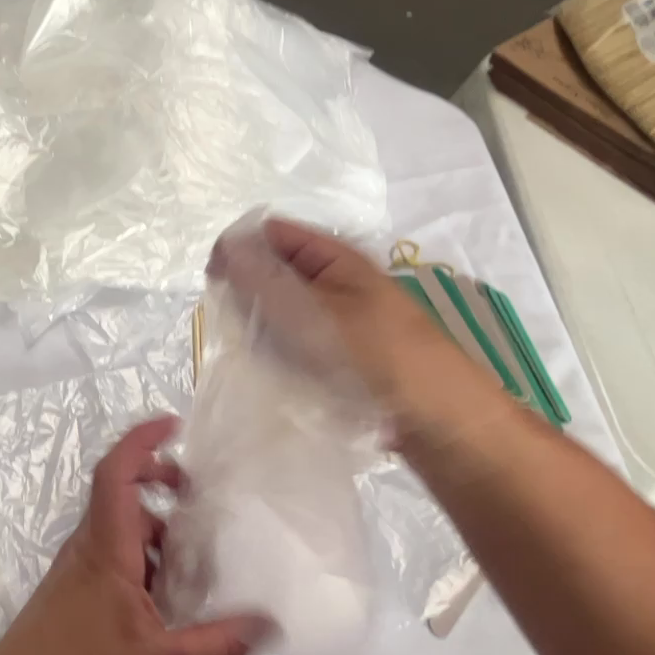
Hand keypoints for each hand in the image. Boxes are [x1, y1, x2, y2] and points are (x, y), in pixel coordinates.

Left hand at [0, 418, 275, 654]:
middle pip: (120, 494)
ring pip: (119, 529)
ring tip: (197, 559)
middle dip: (159, 482)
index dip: (142, 440)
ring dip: (156, 530)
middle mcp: (88, 547)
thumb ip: (219, 645)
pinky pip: (113, 556)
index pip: (116, 472)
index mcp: (106, 548)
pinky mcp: (74, 592)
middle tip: (199, 498)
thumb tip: (269, 623)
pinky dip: (144, 558)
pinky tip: (169, 598)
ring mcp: (77, 569)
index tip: (173, 424)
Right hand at [212, 219, 517, 451]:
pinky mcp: (332, 351)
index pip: (269, 233)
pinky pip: (288, 340)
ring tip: (265, 354)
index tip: (215, 282)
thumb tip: (226, 245)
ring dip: (260, 328)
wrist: (438, 421)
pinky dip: (277, 352)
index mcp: (334, 257)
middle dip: (246, 293)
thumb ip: (265, 278)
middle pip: (268, 270)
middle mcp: (332, 280)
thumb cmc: (379, 357)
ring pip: (274, 310)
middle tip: (244, 325)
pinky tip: (280, 371)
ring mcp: (332, 317)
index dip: (238, 248)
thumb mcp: (315, 312)